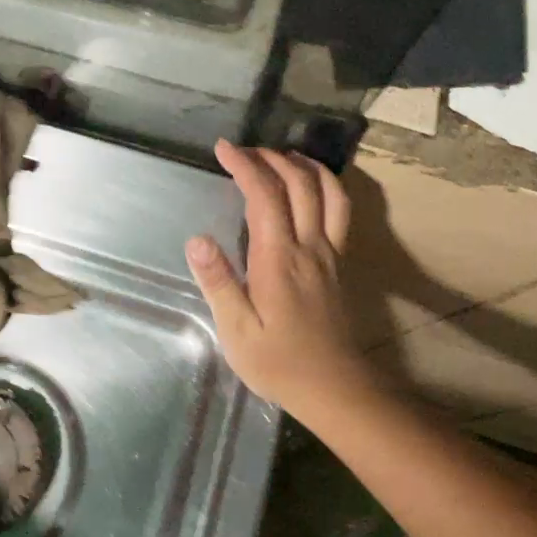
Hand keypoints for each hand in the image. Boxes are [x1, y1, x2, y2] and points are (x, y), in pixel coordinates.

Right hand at [185, 140, 373, 413]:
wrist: (336, 388)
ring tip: (281, 155)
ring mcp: (329, 253)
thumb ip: (218, 283)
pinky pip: (340, 211)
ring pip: (327, 192)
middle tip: (243, 150)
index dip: (244, 165)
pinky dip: (327, 186)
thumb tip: (196, 240)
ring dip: (304, 166)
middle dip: (270, 157)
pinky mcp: (339, 263)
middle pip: (298, 184)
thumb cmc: (279, 363)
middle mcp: (308, 246)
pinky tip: (313, 187)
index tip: (223, 149)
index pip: (264, 195)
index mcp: (278, 259)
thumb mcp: (236, 331)